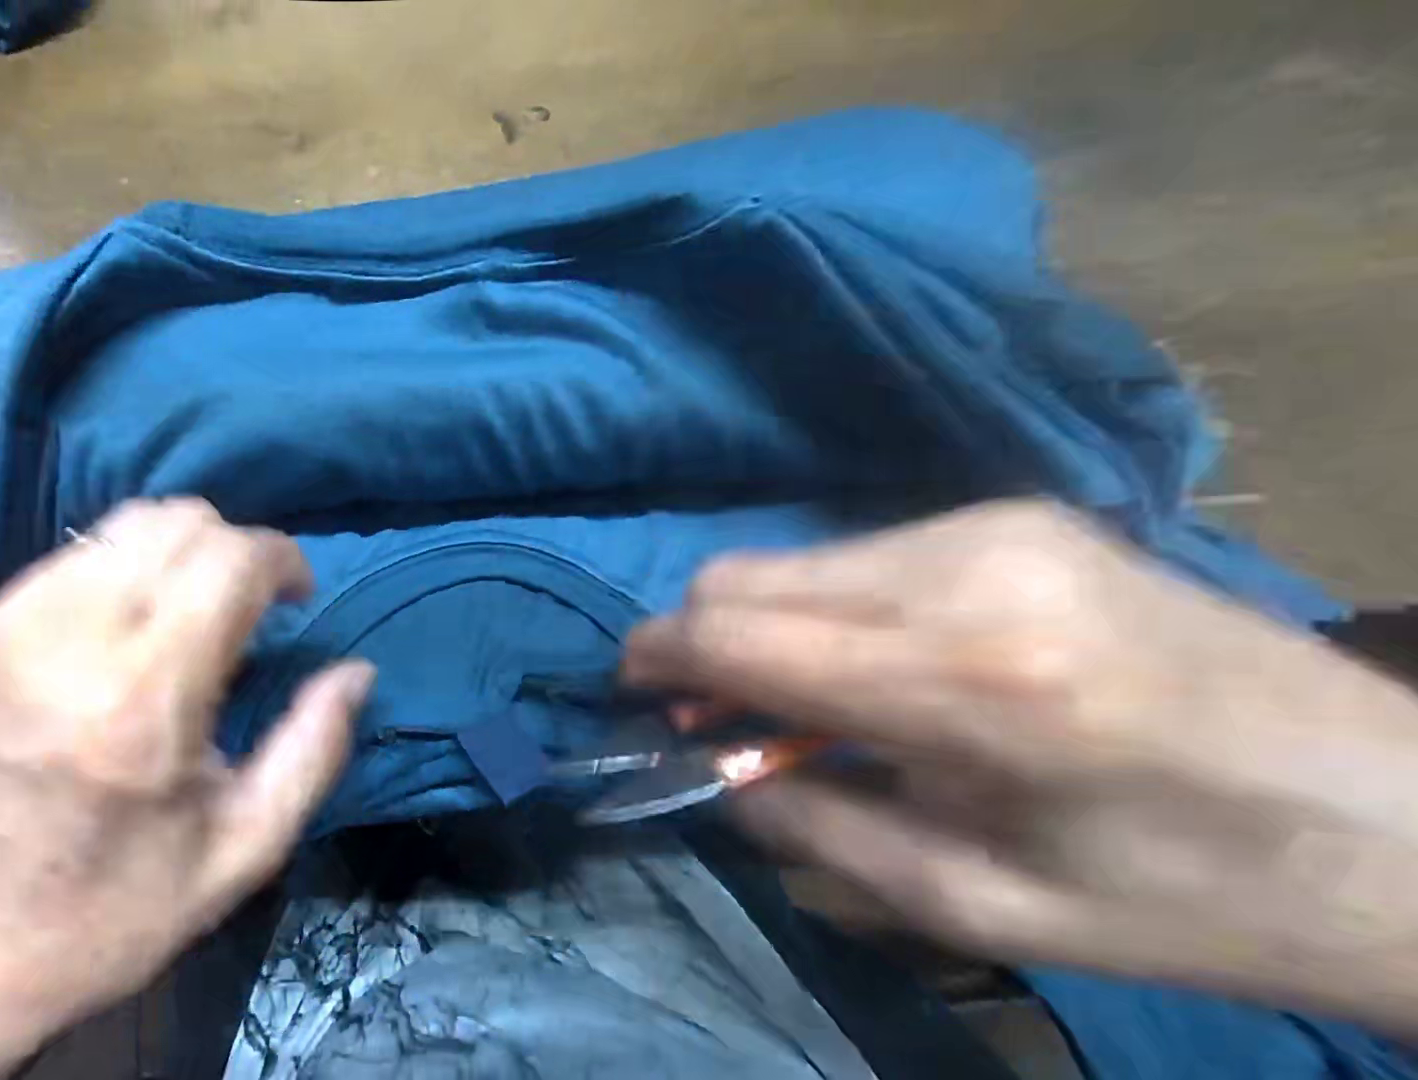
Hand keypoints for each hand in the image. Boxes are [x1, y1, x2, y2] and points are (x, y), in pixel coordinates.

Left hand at [0, 500, 372, 1079]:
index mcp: (144, 701)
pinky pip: (85, 550)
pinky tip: (140, 621)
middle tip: (255, 606)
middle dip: (240, 549)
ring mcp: (14, 626)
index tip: (296, 597)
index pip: (230, 560)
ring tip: (201, 608)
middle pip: (182, 523)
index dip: (282, 559)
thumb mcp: (244, 849)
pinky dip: (136, 564)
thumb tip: (358, 671)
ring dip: (189, 550)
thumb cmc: (114, 907)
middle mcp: (72, 642)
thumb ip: (314, 749)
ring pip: (133, 521)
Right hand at [625, 500, 1417, 1032]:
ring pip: (784, 561)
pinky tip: (870, 658)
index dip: (656, 656)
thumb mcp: (972, 902)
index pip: (735, 635)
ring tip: (800, 693)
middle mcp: (960, 571)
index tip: (628, 687)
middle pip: (739, 577)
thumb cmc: (1185, 895)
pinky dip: (818, 606)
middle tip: (710, 709)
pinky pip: (845, 555)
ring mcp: (983, 524)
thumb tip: (703, 759)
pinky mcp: (1001, 511)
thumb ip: (805, 820)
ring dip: (758, 625)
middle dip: (695, 640)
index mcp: (963, 682)